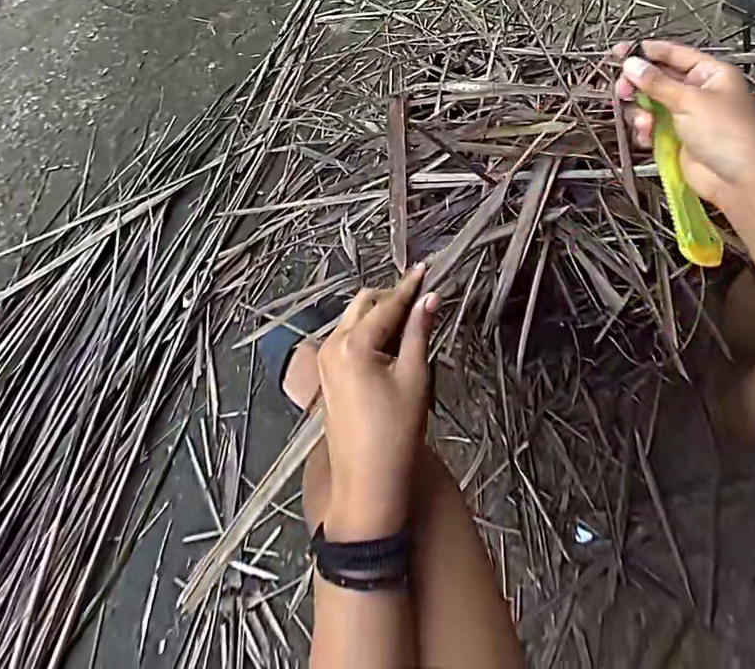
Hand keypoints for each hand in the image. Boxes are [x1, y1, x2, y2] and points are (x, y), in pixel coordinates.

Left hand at [318, 266, 436, 539]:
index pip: (387, 304)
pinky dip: (369, 333)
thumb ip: (419, 332)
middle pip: (364, 304)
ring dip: (380, 316)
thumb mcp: (414, 377)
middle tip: (421, 300)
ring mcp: (325, 360)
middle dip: (392, 298)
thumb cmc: (394, 434)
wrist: (367, 484)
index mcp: (353, 344)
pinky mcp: (326, 375)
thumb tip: (430, 298)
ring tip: (411, 324)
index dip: (409, 287)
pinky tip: (391, 344)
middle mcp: (331, 346)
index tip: (425, 269)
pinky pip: (348, 339)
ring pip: (354, 320)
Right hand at [612, 39, 754, 212]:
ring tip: (644, 122)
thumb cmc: (728, 135)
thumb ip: (656, 82)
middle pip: (656, 79)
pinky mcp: (675, 137)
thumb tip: (631, 64)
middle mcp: (697, 91)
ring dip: (640, 111)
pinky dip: (644, 130)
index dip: (645, 52)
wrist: (739, 180)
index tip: (619, 51)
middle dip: (638, 85)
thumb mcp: (690, 101)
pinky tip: (647, 135)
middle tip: (624, 90)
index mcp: (710, 74)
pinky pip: (650, 126)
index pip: (672, 54)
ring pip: (649, 103)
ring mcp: (685, 115)